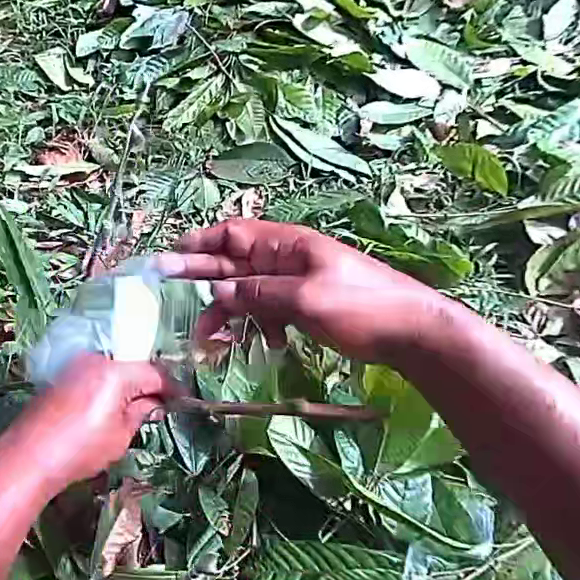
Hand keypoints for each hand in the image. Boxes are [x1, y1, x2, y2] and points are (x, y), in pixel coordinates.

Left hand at [0, 354, 169, 492]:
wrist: (27, 457)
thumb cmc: (79, 449)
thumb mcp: (120, 435)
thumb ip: (141, 413)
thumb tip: (154, 404)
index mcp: (115, 371)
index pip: (154, 372)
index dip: (171, 387)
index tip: (182, 400)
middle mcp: (95, 360)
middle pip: (132, 365)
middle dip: (148, 384)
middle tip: (161, 405)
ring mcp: (76, 366)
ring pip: (113, 369)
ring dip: (127, 384)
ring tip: (136, 409)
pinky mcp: (62, 376)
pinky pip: (94, 375)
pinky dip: (107, 386)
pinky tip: (110, 407)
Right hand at [156, 219, 453, 363]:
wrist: (412, 331)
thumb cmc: (361, 306)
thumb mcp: (306, 298)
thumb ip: (258, 294)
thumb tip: (215, 291)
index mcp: (287, 245)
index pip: (233, 234)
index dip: (201, 243)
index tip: (172, 257)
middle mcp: (286, 259)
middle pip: (234, 263)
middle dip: (202, 276)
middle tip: (166, 286)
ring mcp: (296, 283)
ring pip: (249, 291)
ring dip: (229, 311)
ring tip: (208, 337)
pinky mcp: (305, 306)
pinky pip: (270, 310)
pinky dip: (261, 325)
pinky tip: (267, 345)